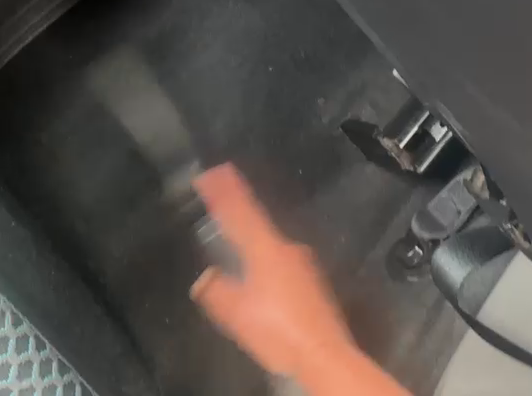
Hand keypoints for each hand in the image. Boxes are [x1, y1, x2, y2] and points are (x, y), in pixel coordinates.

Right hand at [190, 164, 407, 395]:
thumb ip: (214, 290)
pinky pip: (284, 266)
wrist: (327, 360)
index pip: (240, 210)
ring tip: (239, 251)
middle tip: (221, 210)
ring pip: (272, 247)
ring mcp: (306, 268)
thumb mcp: (235, 312)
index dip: (224, 191)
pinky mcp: (316, 288)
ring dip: (255, 244)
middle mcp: (287, 249)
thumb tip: (204, 277)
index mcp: (265, 248)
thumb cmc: (278, 330)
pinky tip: (264, 284)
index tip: (212, 172)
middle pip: (257, 224)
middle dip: (239, 217)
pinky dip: (269, 266)